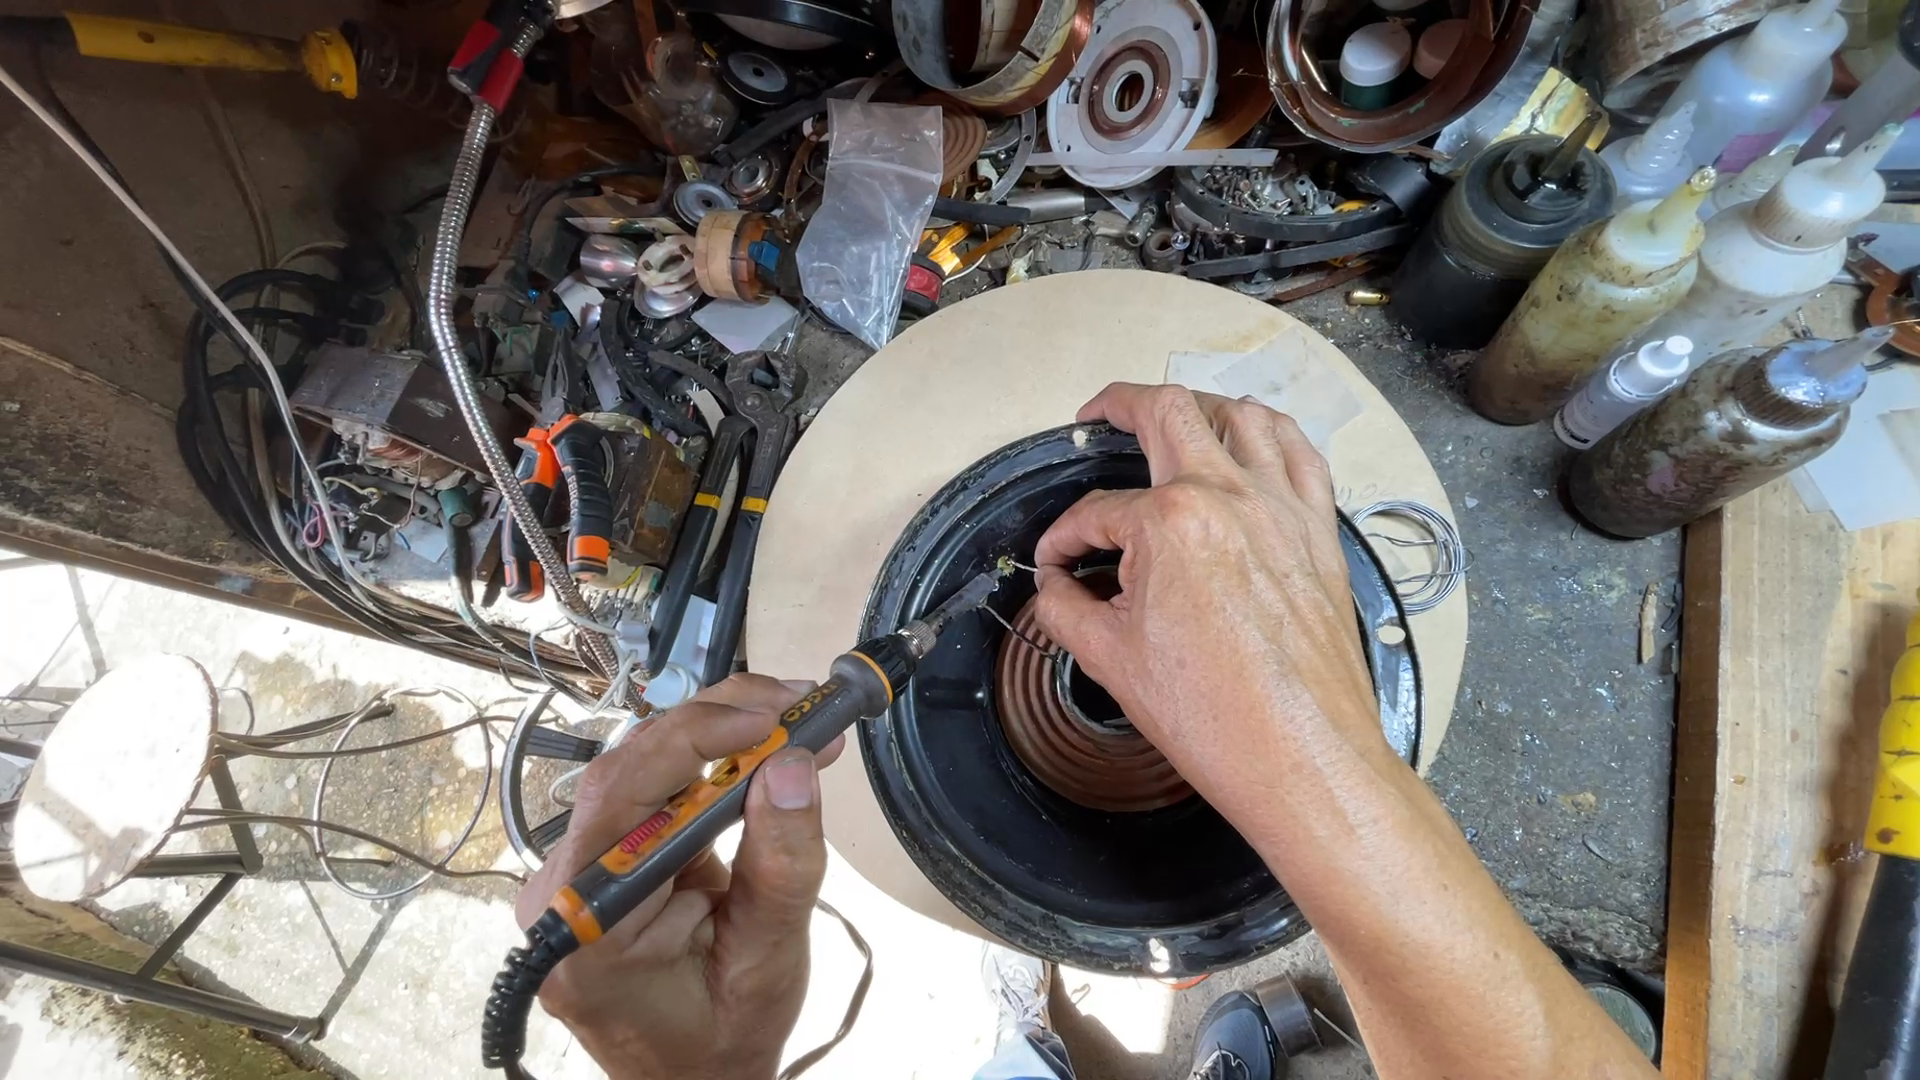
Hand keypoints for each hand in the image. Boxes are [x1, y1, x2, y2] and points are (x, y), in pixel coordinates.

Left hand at [514, 675, 842, 1078]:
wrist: (693, 1074)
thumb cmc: (728, 1032)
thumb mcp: (771, 957)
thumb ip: (782, 865)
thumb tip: (793, 763)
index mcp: (588, 928)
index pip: (623, 798)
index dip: (696, 740)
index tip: (775, 716)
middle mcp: (567, 885)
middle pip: (632, 766)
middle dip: (719, 720)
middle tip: (798, 700)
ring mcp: (582, 867)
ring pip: (645, 762)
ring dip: (722, 727)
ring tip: (792, 711)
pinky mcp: (611, 853)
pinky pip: (659, 782)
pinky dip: (717, 752)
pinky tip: (761, 738)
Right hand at [1031, 383, 1386, 826]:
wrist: (1299, 757)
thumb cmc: (1211, 714)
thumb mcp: (1107, 657)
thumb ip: (1063, 605)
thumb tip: (1054, 584)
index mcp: (1170, 523)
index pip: (1095, 512)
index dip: (1062, 538)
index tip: (1056, 564)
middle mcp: (1229, 496)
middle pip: (1169, 411)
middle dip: (1120, 404)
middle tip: (1097, 415)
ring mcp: (1282, 507)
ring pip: (1243, 414)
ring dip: (1198, 407)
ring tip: (1171, 422)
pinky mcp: (1317, 530)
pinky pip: (1300, 452)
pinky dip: (1269, 433)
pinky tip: (1251, 443)